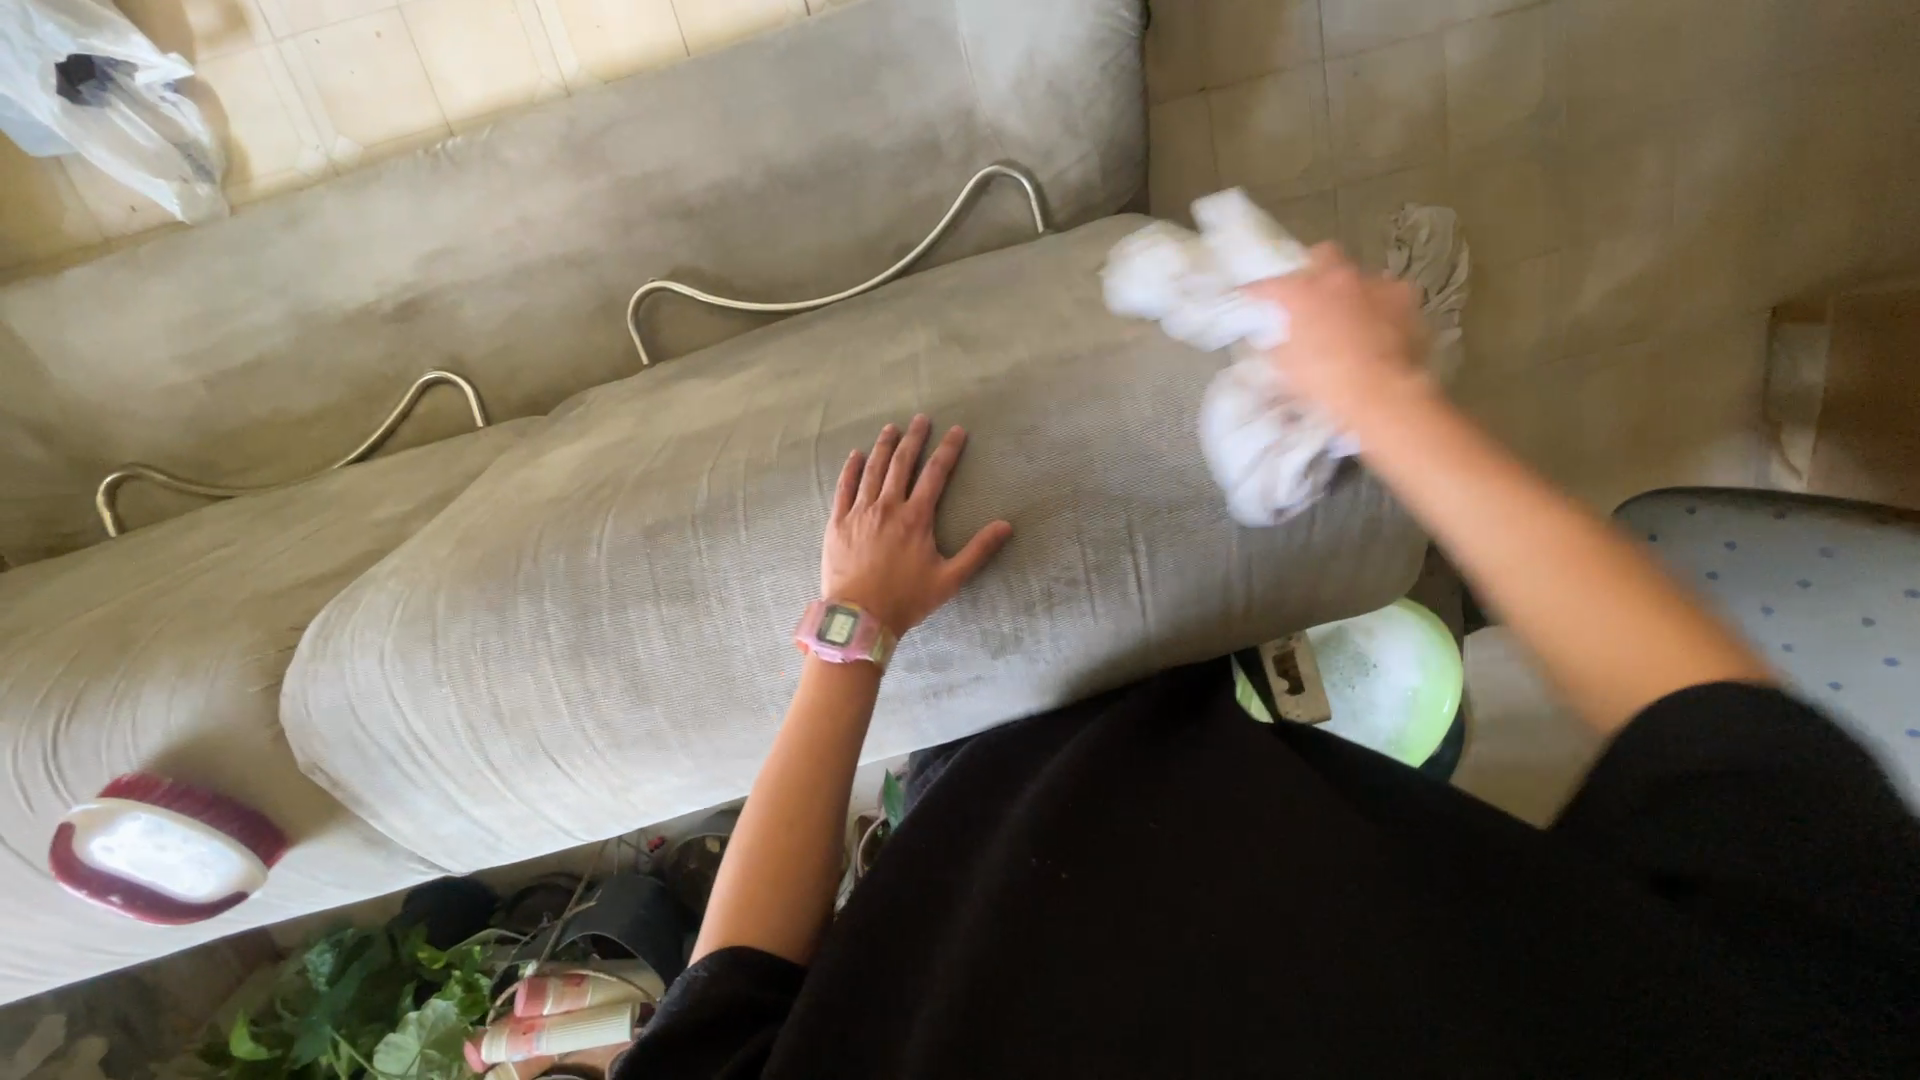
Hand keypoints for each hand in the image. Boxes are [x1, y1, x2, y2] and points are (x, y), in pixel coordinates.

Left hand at [821, 416, 1012, 636]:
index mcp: (916, 518)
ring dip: (883, 446)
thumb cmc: (907, 600)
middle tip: (921, 419)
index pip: (935, 473)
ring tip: (892, 428)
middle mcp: (887, 507)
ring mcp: (859, 513)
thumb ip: (978, 550)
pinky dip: (851, 469)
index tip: (957, 431)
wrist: (860, 617)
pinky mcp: (838, 523)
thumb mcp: (950, 579)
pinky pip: (844, 488)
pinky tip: (856, 455)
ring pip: (872, 470)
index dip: (948, 450)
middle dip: (914, 438)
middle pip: (902, 463)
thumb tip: (1006, 526)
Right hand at [1243, 243, 1433, 425]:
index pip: (1271, 284)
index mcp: (1303, 292)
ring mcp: (1379, 286)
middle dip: (1315, 270)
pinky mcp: (1408, 302)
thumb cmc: (1324, 380)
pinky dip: (1382, 310)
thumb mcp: (1286, 367)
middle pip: (1324, 255)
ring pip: (1361, 277)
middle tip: (1310, 292)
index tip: (1247, 295)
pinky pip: (1390, 298)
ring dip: (1352, 292)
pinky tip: (1379, 328)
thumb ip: (1279, 345)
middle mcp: (1340, 279)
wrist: (1381, 392)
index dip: (1256, 290)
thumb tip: (1277, 342)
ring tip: (1349, 316)